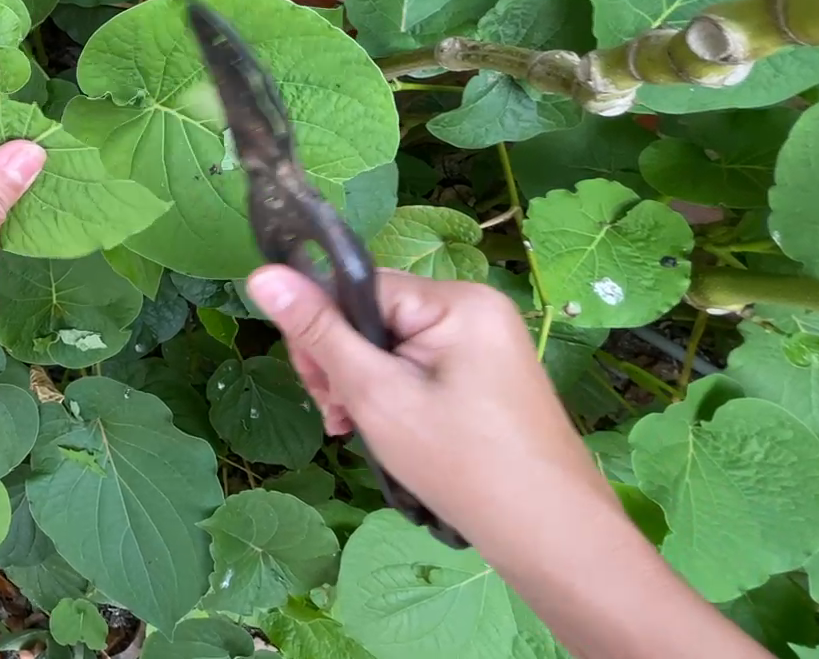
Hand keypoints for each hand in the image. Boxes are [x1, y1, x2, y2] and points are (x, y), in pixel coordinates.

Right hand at [247, 264, 767, 658]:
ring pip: (380, 340)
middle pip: (364, 313)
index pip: (352, 288)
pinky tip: (373, 422)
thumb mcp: (373, 392)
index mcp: (453, 300)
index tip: (316, 381)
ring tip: (352, 424)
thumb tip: (262, 274)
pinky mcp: (479, 369)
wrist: (556, 545)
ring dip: (353, 380)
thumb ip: (316, 330)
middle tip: (336, 411)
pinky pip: (407, 360)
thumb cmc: (461, 463)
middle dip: (336, 360)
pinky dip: (382, 389)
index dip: (319, 329)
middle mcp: (469, 307)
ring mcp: (479, 339)